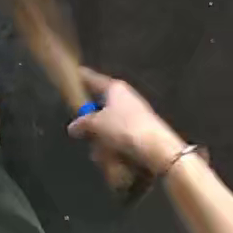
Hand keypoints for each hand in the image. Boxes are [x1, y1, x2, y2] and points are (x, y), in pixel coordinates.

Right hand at [66, 67, 186, 174]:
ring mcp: (134, 113)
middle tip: (84, 135)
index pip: (92, 78)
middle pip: (100, 105)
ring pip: (109, 124)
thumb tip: (73, 127)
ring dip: (102, 139)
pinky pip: (121, 134)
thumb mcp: (96, 125)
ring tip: (100, 154)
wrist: (159, 148)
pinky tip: (112, 158)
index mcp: (114, 88)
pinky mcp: (141, 129)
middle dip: (91, 123)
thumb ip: (82, 124)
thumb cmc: (125, 128)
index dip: (82, 77)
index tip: (74, 74)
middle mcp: (125, 96)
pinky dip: (114, 145)